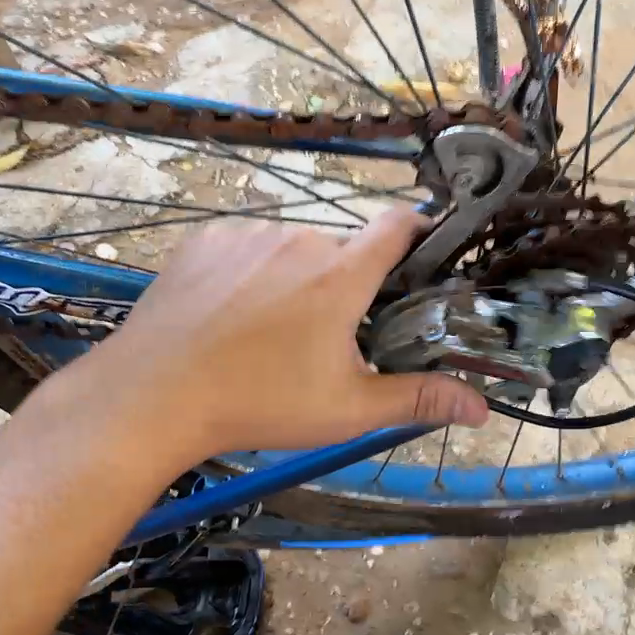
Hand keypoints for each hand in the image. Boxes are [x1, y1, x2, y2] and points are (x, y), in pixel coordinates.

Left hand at [68, 209, 488, 456]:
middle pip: (342, 247)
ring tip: (271, 328)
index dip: (416, 231)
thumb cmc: (260, 403)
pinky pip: (247, 245)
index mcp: (342, 273)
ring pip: (293, 247)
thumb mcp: (347, 408)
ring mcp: (248, 234)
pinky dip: (251, 269)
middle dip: (346, 280)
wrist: (151, 397)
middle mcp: (300, 238)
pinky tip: (229, 312)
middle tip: (329, 332)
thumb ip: (418, 399)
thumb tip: (482, 410)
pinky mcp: (206, 239)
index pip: (397, 224)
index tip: (420, 254)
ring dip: (297, 275)